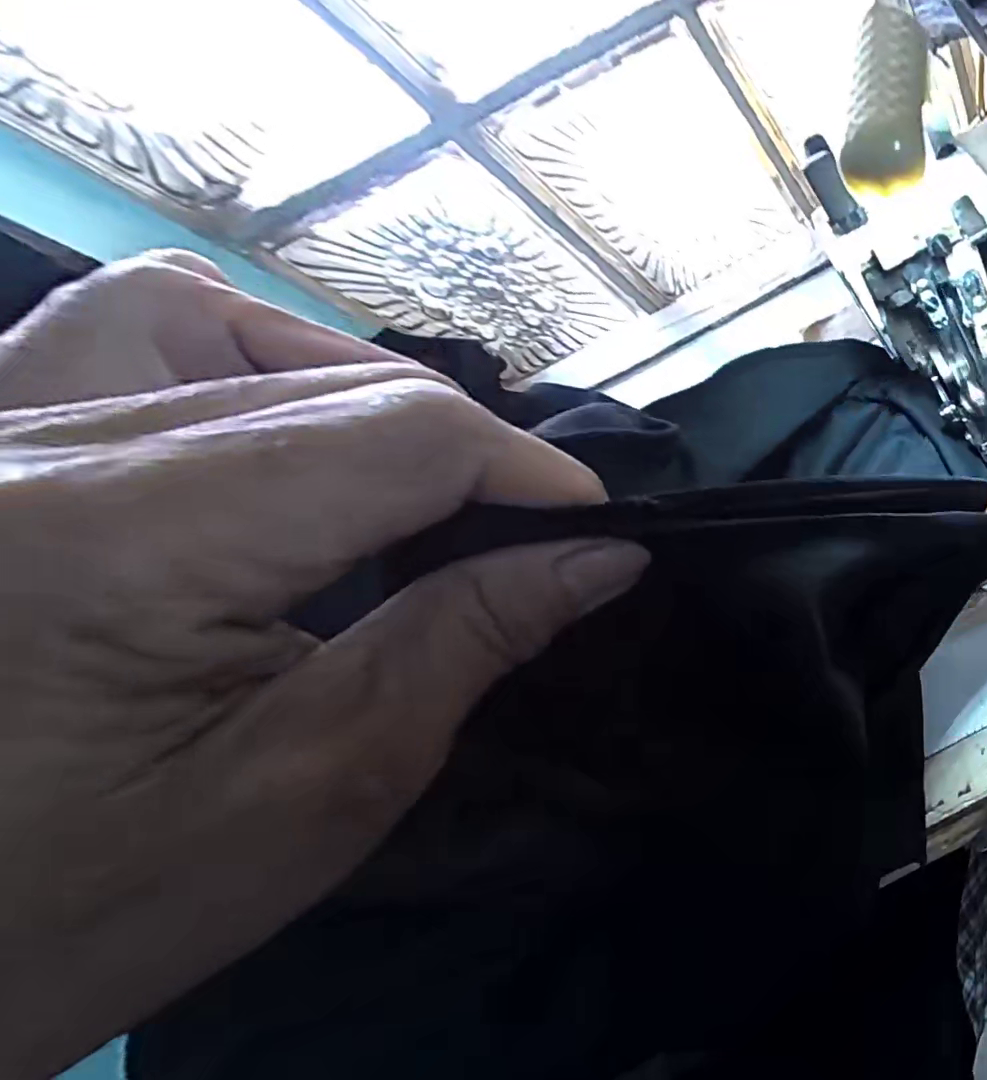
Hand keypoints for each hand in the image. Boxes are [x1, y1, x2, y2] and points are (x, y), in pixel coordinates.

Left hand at [0, 257, 648, 1076]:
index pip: (402, 436)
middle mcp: (10, 447)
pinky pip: (122, 335)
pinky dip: (250, 365)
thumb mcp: (326, 781)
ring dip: (366, 397)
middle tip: (530, 538)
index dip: (535, 472)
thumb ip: (473, 637)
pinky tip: (290, 438)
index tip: (601, 534)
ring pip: (228, 325)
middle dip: (480, 456)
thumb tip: (608, 556)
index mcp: (102, 545)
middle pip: (342, 382)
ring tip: (413, 481)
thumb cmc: (78, 911)